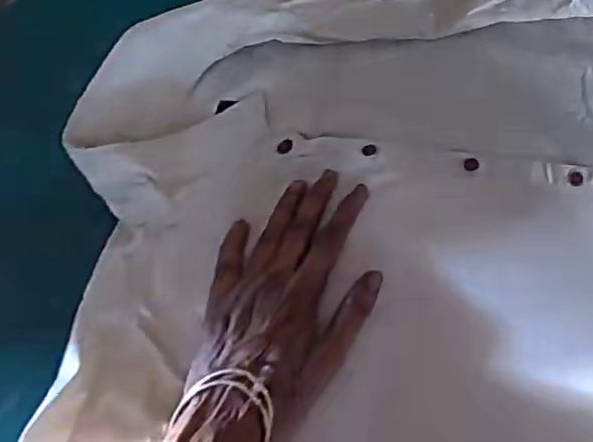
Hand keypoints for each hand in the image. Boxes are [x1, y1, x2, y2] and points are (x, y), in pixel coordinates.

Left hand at [169, 172, 383, 441]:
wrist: (223, 418)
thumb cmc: (282, 390)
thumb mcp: (326, 362)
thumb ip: (351, 316)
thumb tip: (374, 276)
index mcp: (302, 294)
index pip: (330, 241)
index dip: (346, 212)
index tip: (359, 190)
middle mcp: (274, 282)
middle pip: (299, 231)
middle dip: (316, 199)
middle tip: (328, 174)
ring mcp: (244, 290)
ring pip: (267, 238)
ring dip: (284, 209)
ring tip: (296, 184)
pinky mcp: (219, 303)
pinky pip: (226, 265)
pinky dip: (234, 242)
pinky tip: (242, 223)